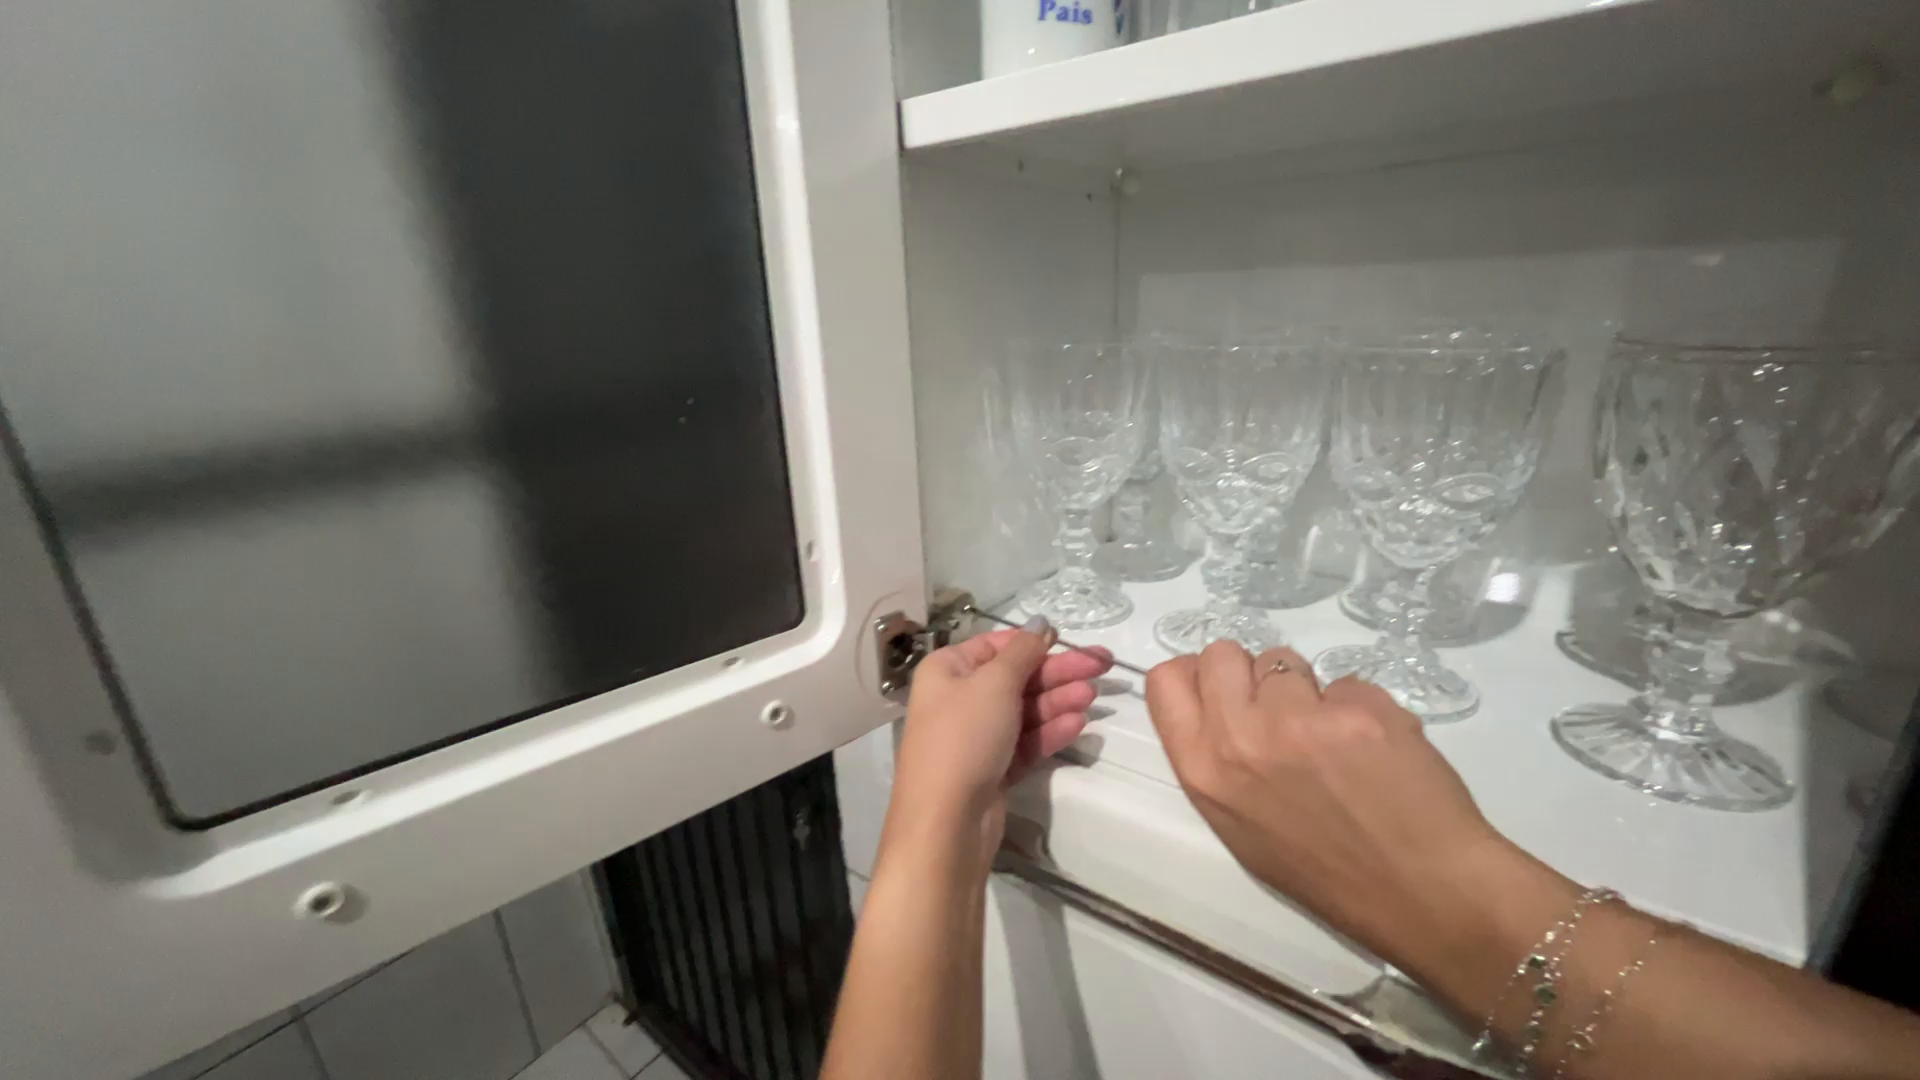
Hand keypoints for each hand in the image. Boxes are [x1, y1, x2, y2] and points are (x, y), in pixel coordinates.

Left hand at [882, 619, 1112, 872]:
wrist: (946, 821)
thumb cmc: (964, 736)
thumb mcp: (994, 683)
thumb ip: (1023, 652)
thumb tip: (1041, 623)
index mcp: (947, 670)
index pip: (995, 646)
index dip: (1032, 642)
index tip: (1068, 640)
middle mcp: (958, 698)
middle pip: (1015, 677)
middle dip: (1057, 672)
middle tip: (1104, 665)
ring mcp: (975, 736)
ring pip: (1024, 710)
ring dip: (1058, 700)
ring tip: (1093, 695)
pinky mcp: (992, 768)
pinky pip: (1025, 741)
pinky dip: (1050, 731)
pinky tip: (1078, 724)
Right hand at [1144, 641, 1536, 971]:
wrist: (1422, 895)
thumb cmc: (1319, 869)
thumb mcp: (1236, 823)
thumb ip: (1213, 756)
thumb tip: (1217, 699)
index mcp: (1202, 770)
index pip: (1166, 679)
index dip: (1195, 674)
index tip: (1222, 688)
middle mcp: (1238, 738)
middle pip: (1221, 653)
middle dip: (1249, 672)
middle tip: (1280, 708)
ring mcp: (1298, 720)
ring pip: (1285, 660)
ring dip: (1306, 688)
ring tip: (1333, 737)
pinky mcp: (1357, 712)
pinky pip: (1344, 681)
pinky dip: (1358, 706)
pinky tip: (1374, 747)